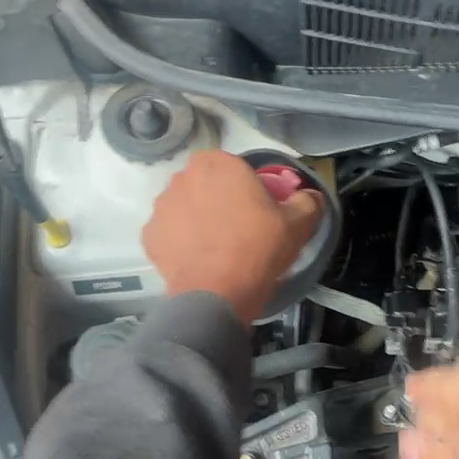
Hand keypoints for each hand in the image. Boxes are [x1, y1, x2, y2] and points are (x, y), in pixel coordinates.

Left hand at [143, 150, 322, 322]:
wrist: (217, 294)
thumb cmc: (258, 249)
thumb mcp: (298, 224)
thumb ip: (307, 202)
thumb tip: (309, 196)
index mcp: (218, 163)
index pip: (235, 167)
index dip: (247, 188)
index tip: (258, 211)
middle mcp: (183, 177)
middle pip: (207, 185)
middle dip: (219, 201)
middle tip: (239, 230)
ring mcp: (162, 206)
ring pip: (185, 208)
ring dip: (198, 221)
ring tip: (217, 249)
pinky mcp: (149, 235)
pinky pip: (170, 234)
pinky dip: (181, 243)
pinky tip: (199, 261)